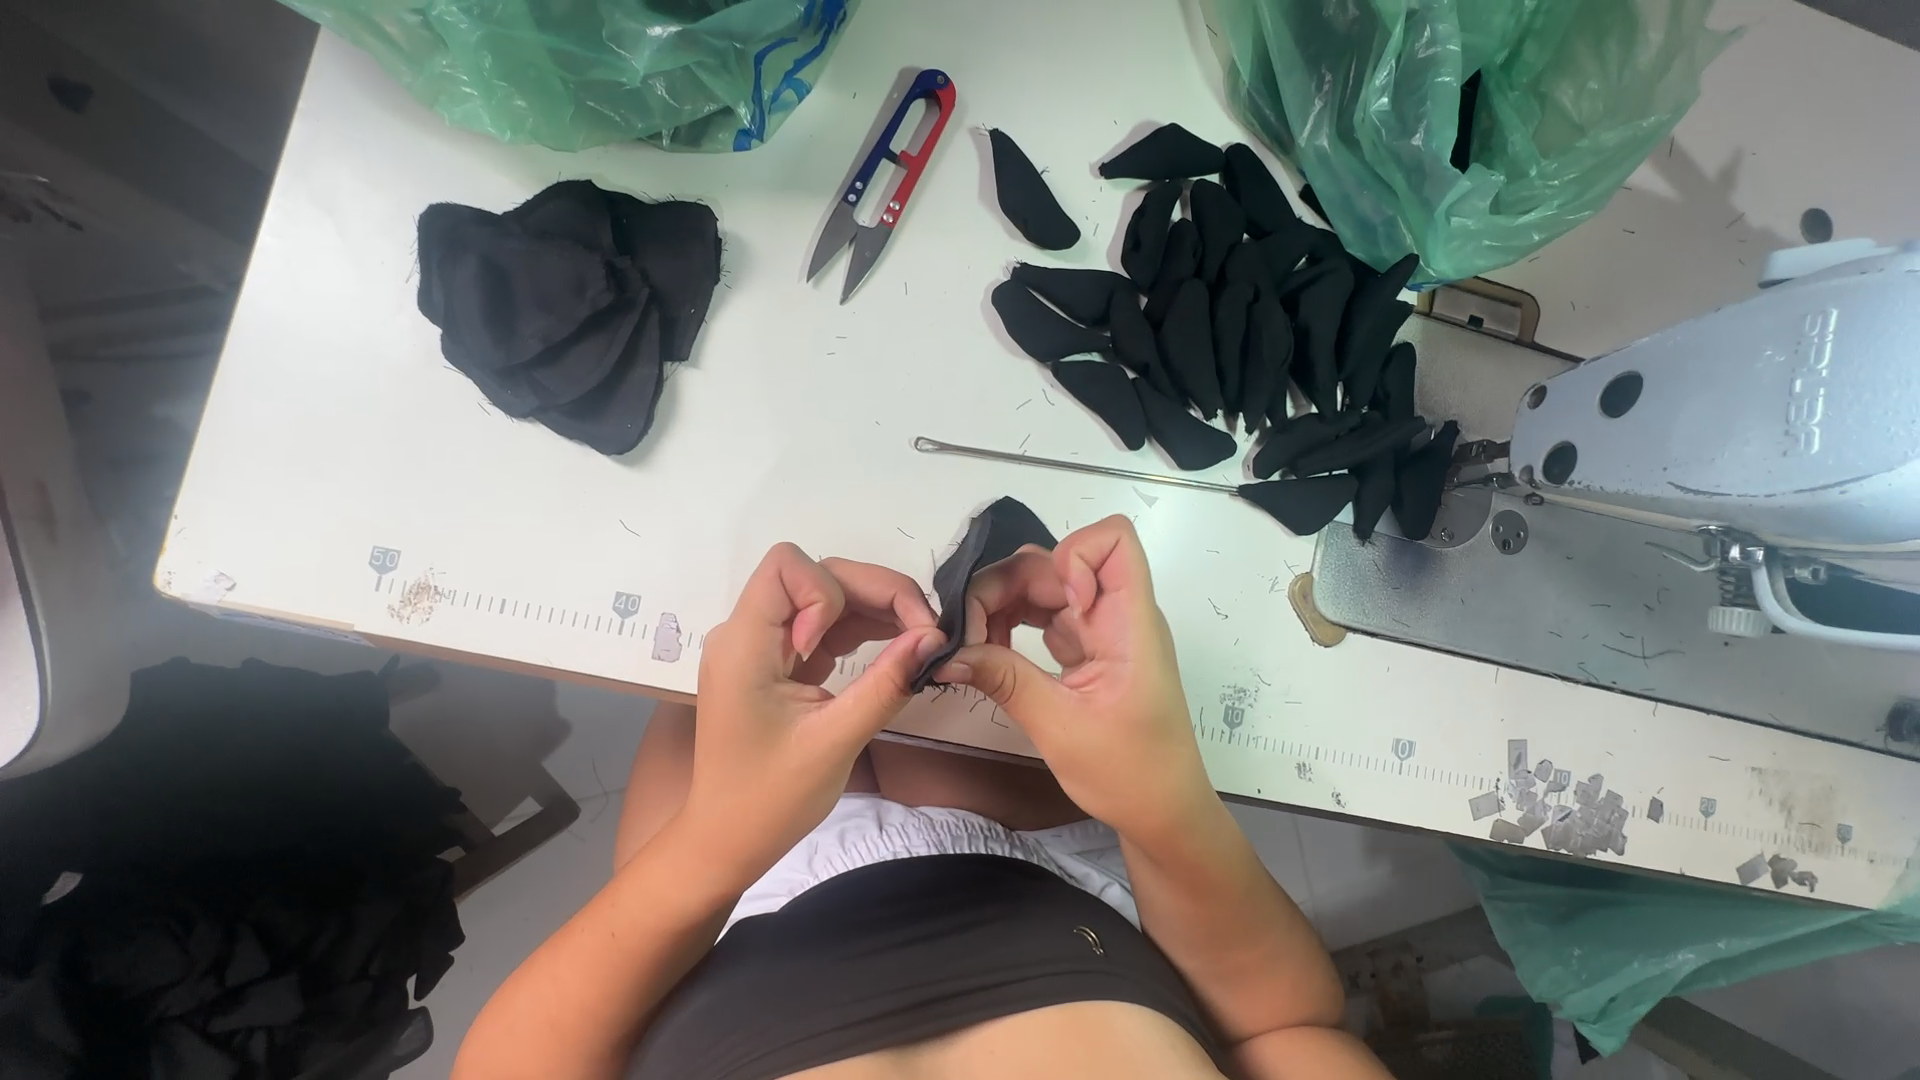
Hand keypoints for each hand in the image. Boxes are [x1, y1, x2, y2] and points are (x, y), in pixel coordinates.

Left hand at [681, 544, 943, 880]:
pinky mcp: (784, 660)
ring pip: (830, 595)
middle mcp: (750, 632)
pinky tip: (901, 645)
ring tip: (922, 637)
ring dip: (878, 607)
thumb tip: (935, 638)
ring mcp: (767, 645)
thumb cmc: (770, 799)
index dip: (827, 592)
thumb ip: (884, 685)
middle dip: (874, 591)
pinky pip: (829, 625)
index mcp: (744, 645)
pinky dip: (866, 629)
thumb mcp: (834, 742)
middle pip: (819, 575)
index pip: (786, 566)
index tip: (839, 647)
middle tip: (924, 629)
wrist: (729, 840)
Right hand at [937, 516, 1214, 844]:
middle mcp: (1115, 613)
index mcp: (1129, 623)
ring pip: (1044, 585)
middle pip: (1056, 563)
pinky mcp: (1085, 646)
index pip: (1114, 540)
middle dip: (1007, 585)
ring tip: (973, 643)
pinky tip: (987, 651)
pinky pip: (1042, 614)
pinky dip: (1009, 624)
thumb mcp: (1060, 728)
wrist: (1161, 812)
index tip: (1049, 606)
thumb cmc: (1130, 774)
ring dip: (1002, 603)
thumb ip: (1004, 680)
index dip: (1072, 555)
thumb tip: (947, 654)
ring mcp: (1099, 628)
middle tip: (969, 632)